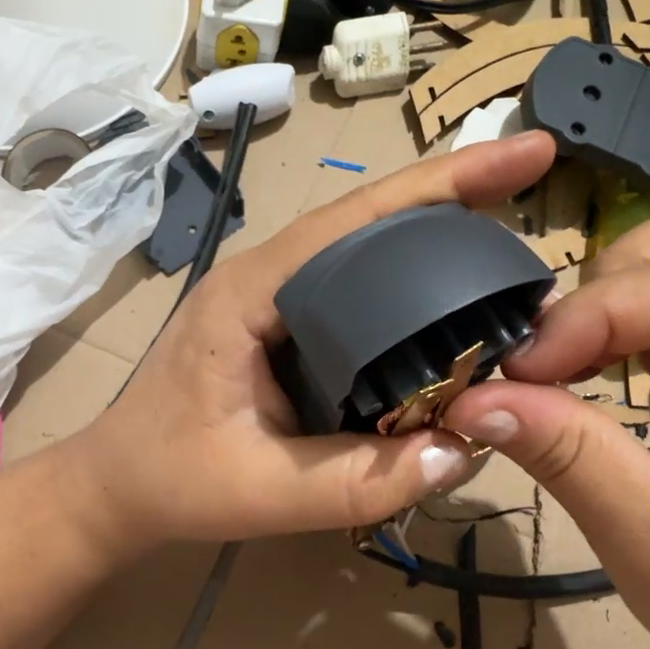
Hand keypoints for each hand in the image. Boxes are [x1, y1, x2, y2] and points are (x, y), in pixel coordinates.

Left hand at [74, 134, 555, 542]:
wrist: (114, 487)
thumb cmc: (170, 481)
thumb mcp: (262, 493)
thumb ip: (356, 481)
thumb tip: (462, 453)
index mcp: (252, 292)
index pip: (355, 221)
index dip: (442, 185)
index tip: (525, 155)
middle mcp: (262, 279)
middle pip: (365, 222)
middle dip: (450, 199)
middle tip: (535, 188)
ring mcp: (266, 299)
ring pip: (359, 252)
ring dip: (429, 240)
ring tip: (507, 244)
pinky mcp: (274, 327)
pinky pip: (349, 292)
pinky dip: (402, 286)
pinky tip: (445, 306)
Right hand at [441, 195, 649, 648]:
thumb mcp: (645, 537)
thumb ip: (563, 451)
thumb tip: (470, 397)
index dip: (598, 310)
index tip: (520, 366)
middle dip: (628, 268)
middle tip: (561, 341)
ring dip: (633, 287)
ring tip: (574, 352)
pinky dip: (633, 322)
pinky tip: (596, 371)